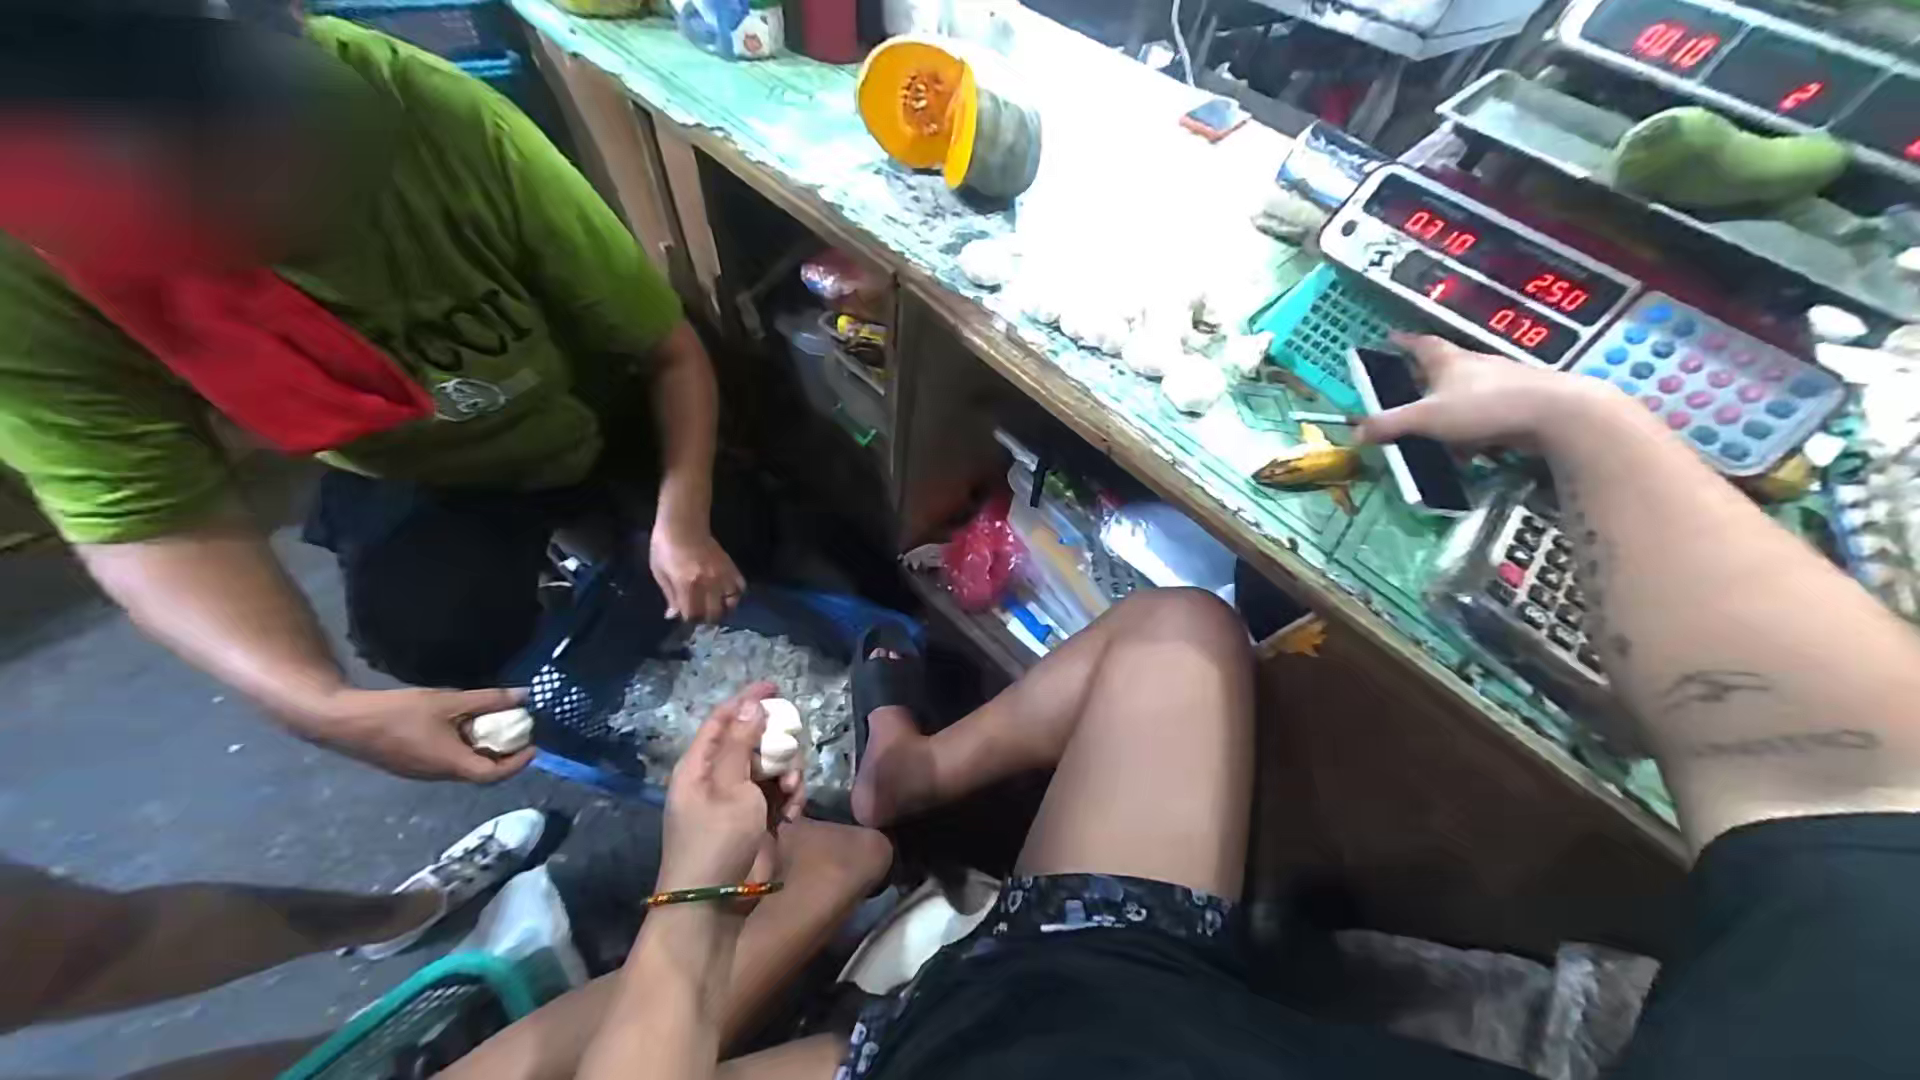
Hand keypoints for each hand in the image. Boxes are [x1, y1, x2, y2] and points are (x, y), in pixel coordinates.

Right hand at [303, 686, 534, 782]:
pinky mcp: (409, 764)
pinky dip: (465, 749)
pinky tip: (467, 727)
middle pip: (480, 773)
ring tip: (499, 729)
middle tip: (520, 735)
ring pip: (462, 767)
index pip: (492, 775)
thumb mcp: (450, 701)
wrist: (341, 721)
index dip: (517, 763)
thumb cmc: (398, 713)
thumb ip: (489, 699)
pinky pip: (446, 762)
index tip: (534, 747)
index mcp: (449, 764)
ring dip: (484, 752)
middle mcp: (436, 774)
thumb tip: (524, 695)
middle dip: (505, 756)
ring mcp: (420, 772)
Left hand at [649, 520, 745, 623]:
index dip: (689, 620)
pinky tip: (727, 594)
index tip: (686, 617)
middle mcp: (707, 582)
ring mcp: (722, 574)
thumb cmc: (665, 547)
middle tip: (701, 615)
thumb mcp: (659, 572)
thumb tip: (674, 615)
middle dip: (707, 618)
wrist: (682, 524)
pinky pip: (740, 586)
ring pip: (731, 602)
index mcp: (686, 584)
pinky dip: (735, 594)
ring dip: (723, 608)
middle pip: (714, 612)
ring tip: (715, 607)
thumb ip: (670, 595)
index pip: (693, 614)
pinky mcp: (730, 566)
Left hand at [658, 682, 798, 894]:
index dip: (748, 700)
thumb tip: (751, 704)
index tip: (775, 686)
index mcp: (701, 765)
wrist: (716, 904)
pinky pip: (782, 792)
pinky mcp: (760, 817)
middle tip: (789, 755)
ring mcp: (741, 798)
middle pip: (756, 739)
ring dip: (790, 772)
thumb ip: (742, 743)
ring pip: (775, 764)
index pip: (724, 719)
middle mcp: (720, 776)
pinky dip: (792, 797)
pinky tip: (793, 814)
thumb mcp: (729, 786)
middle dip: (778, 744)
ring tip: (793, 792)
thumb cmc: (715, 839)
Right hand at [1355, 333, 1613, 449]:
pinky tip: (1470, 443)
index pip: (1422, 344)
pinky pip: (1487, 409)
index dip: (1405, 341)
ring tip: (1435, 422)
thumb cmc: (1484, 406)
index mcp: (1449, 361)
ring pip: (1468, 388)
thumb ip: (1390, 424)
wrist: (1557, 414)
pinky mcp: (1522, 401)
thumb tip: (1355, 432)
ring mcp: (1503, 381)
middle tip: (1408, 386)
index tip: (1392, 337)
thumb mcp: (1426, 418)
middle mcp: (1476, 364)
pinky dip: (1473, 423)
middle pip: (1445, 365)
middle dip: (1426, 375)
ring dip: (1450, 401)